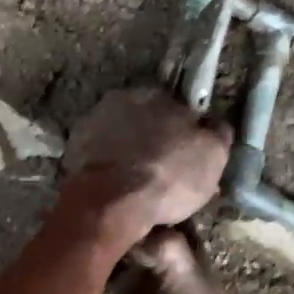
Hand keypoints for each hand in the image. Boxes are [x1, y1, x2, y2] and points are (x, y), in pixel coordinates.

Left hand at [62, 89, 232, 244]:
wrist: (110, 199)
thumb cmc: (167, 176)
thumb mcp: (211, 156)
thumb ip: (217, 133)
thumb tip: (217, 123)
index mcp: (157, 94)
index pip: (178, 107)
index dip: (185, 132)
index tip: (188, 156)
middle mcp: (123, 97)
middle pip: (147, 119)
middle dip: (155, 139)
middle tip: (164, 171)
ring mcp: (95, 118)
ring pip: (122, 134)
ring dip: (131, 150)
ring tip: (139, 183)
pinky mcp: (75, 142)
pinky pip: (100, 150)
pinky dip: (109, 163)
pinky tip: (117, 185)